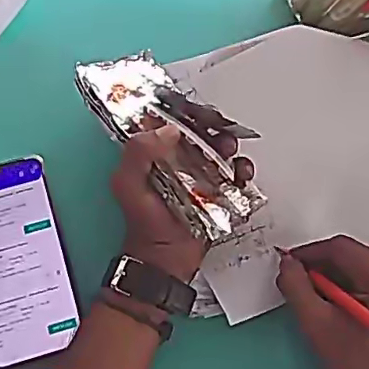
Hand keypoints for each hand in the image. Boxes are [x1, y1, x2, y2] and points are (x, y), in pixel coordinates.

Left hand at [111, 123, 249, 283]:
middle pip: (198, 133)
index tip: (193, 109)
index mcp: (151, 155)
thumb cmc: (144, 223)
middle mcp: (175, 161)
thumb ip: (138, 153)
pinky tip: (240, 173)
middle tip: (218, 130)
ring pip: (218, 151)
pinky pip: (233, 175)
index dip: (180, 111)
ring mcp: (197, 176)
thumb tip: (169, 130)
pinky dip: (241, 171)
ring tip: (230, 151)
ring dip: (228, 146)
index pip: (165, 122)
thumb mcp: (127, 184)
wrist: (167, 259)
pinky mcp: (216, 193)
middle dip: (211, 128)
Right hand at [277, 236, 368, 368]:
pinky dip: (340, 285)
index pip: (342, 248)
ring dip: (327, 276)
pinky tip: (326, 302)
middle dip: (318, 265)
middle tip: (295, 280)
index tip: (288, 262)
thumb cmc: (356, 365)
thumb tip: (287, 264)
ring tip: (310, 295)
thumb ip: (297, 288)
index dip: (309, 252)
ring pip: (353, 266)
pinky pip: (361, 278)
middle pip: (349, 255)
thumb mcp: (318, 323)